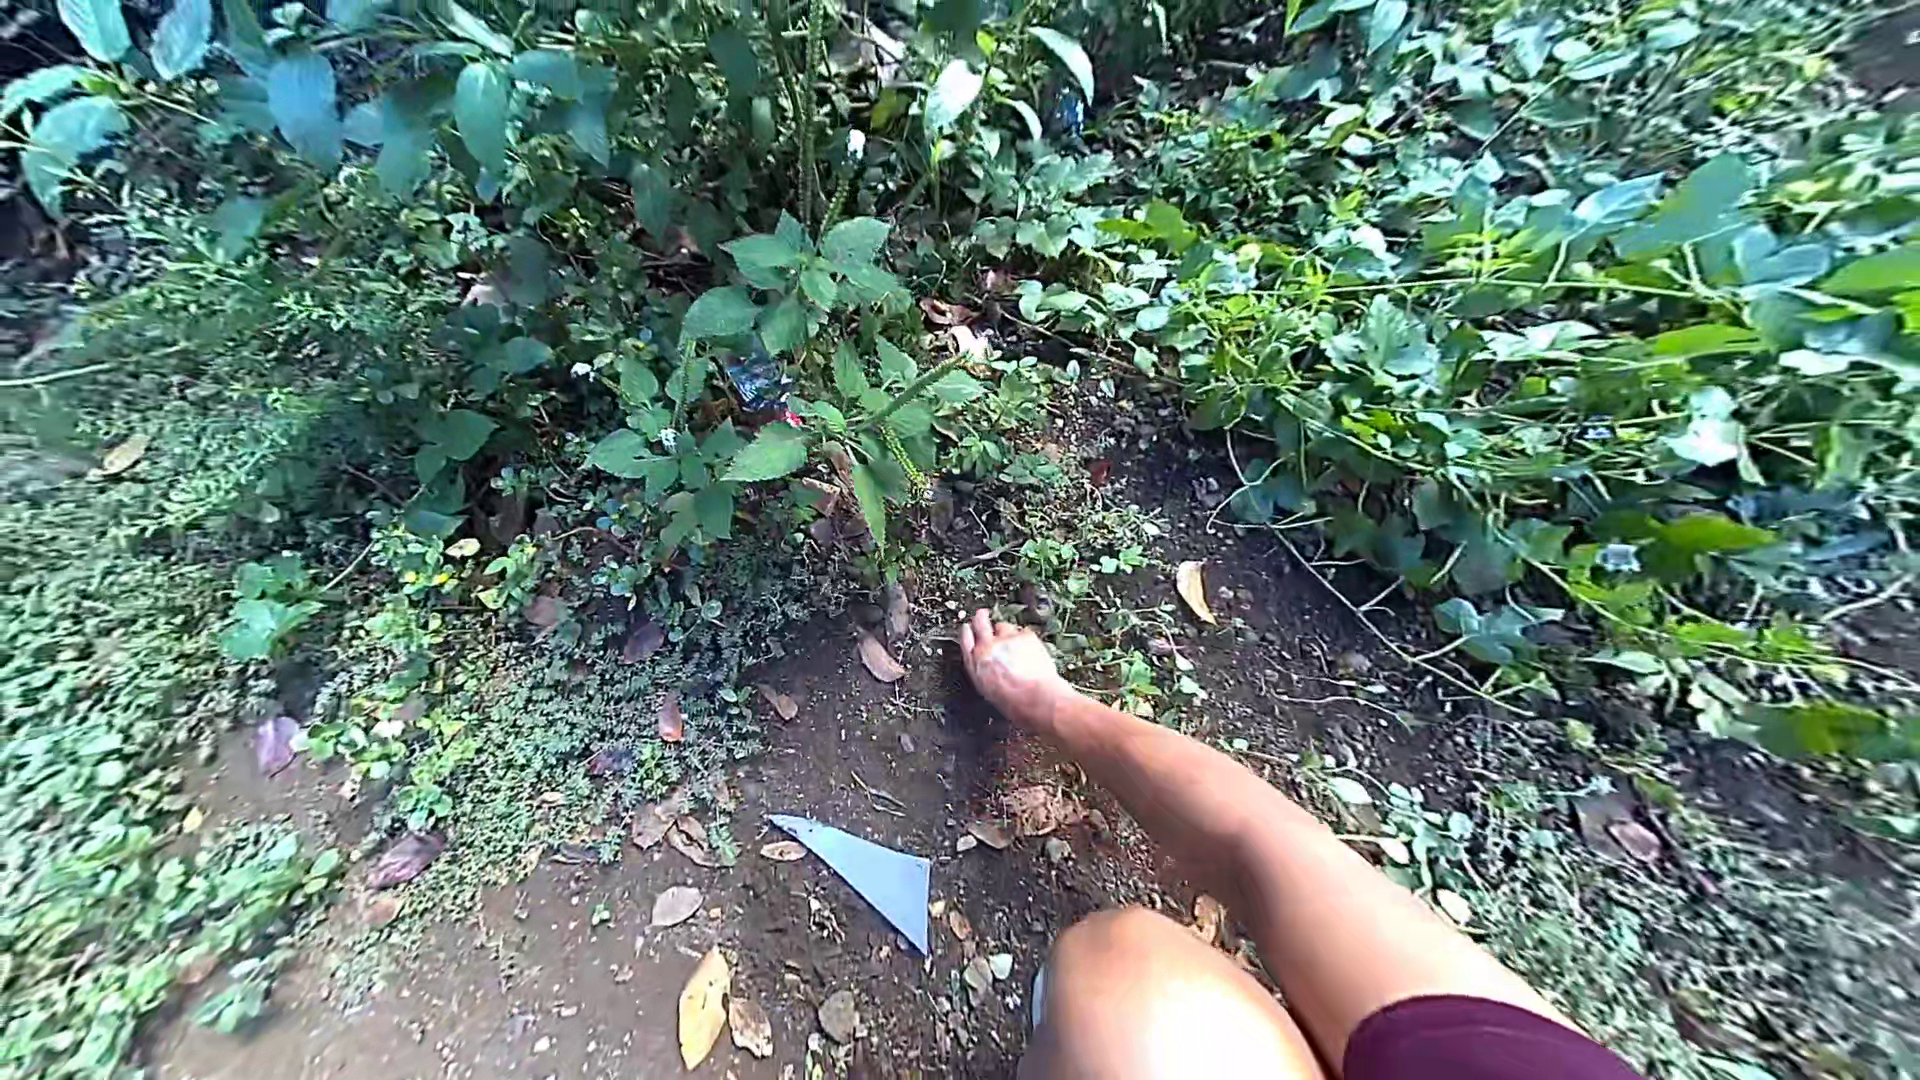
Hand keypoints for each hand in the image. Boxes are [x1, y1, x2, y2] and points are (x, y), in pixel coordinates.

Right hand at [958, 609, 1072, 729]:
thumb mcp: (990, 692)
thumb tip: (991, 668)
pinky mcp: (1023, 636)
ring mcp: (1005, 640)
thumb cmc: (1017, 705)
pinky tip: (1030, 649)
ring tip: (1015, 643)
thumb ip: (986, 673)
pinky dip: (1025, 638)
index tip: (968, 628)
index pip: (965, 642)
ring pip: (1003, 626)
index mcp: (976, 667)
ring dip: (1007, 632)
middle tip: (983, 614)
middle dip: (981, 618)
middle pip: (979, 624)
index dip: (967, 632)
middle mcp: (987, 649)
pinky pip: (1022, 631)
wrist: (1038, 700)